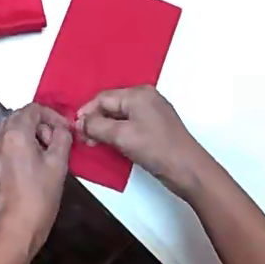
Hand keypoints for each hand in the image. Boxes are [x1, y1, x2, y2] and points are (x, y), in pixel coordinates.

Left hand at [0, 104, 71, 252]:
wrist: (16, 228)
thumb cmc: (40, 196)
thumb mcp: (59, 164)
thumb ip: (62, 138)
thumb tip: (62, 129)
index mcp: (15, 133)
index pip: (34, 109)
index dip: (52, 115)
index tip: (64, 130)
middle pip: (19, 117)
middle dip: (39, 124)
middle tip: (54, 143)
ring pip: (6, 129)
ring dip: (24, 133)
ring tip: (38, 151)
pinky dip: (6, 143)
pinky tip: (15, 156)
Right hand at [75, 86, 213, 195]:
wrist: (189, 170)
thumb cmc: (156, 149)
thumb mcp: (122, 136)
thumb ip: (97, 126)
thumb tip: (80, 122)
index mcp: (138, 93)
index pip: (103, 98)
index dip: (86, 113)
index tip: (75, 130)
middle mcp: (145, 97)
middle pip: (111, 104)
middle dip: (95, 120)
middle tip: (84, 139)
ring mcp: (152, 111)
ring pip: (119, 114)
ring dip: (105, 127)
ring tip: (94, 143)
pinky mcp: (155, 126)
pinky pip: (129, 123)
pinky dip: (117, 131)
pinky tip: (110, 143)